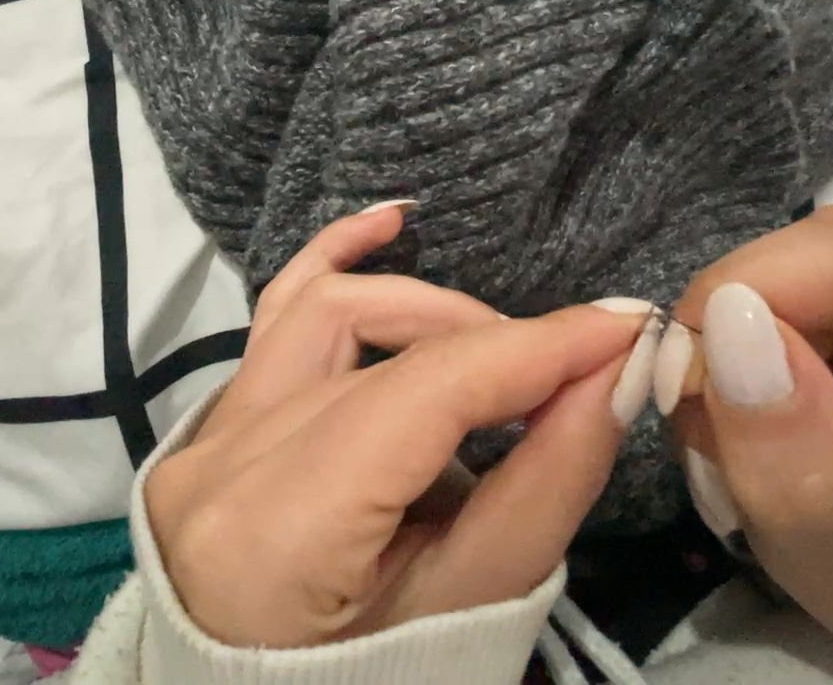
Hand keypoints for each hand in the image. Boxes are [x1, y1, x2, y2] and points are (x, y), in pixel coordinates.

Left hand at [145, 205, 647, 647]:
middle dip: (495, 342)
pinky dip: (333, 259)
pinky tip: (387, 222)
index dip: (533, 349)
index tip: (625, 324)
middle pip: (380, 349)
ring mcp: (207, 434)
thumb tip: (613, 371)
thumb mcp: (471, 610)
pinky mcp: (215, 422)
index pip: (423, 394)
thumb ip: (545, 484)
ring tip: (495, 341)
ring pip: (325, 310)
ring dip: (425, 310)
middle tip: (572, 369)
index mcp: (278, 532)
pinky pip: (272, 316)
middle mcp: (223, 461)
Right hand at [666, 206, 832, 661]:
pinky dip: (753, 321)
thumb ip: (780, 432)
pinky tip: (753, 378)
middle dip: (742, 306)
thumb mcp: (820, 530)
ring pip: (812, 254)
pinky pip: (806, 273)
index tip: (684, 352)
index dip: (762, 281)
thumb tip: (724, 312)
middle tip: (689, 384)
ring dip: (741, 317)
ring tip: (725, 396)